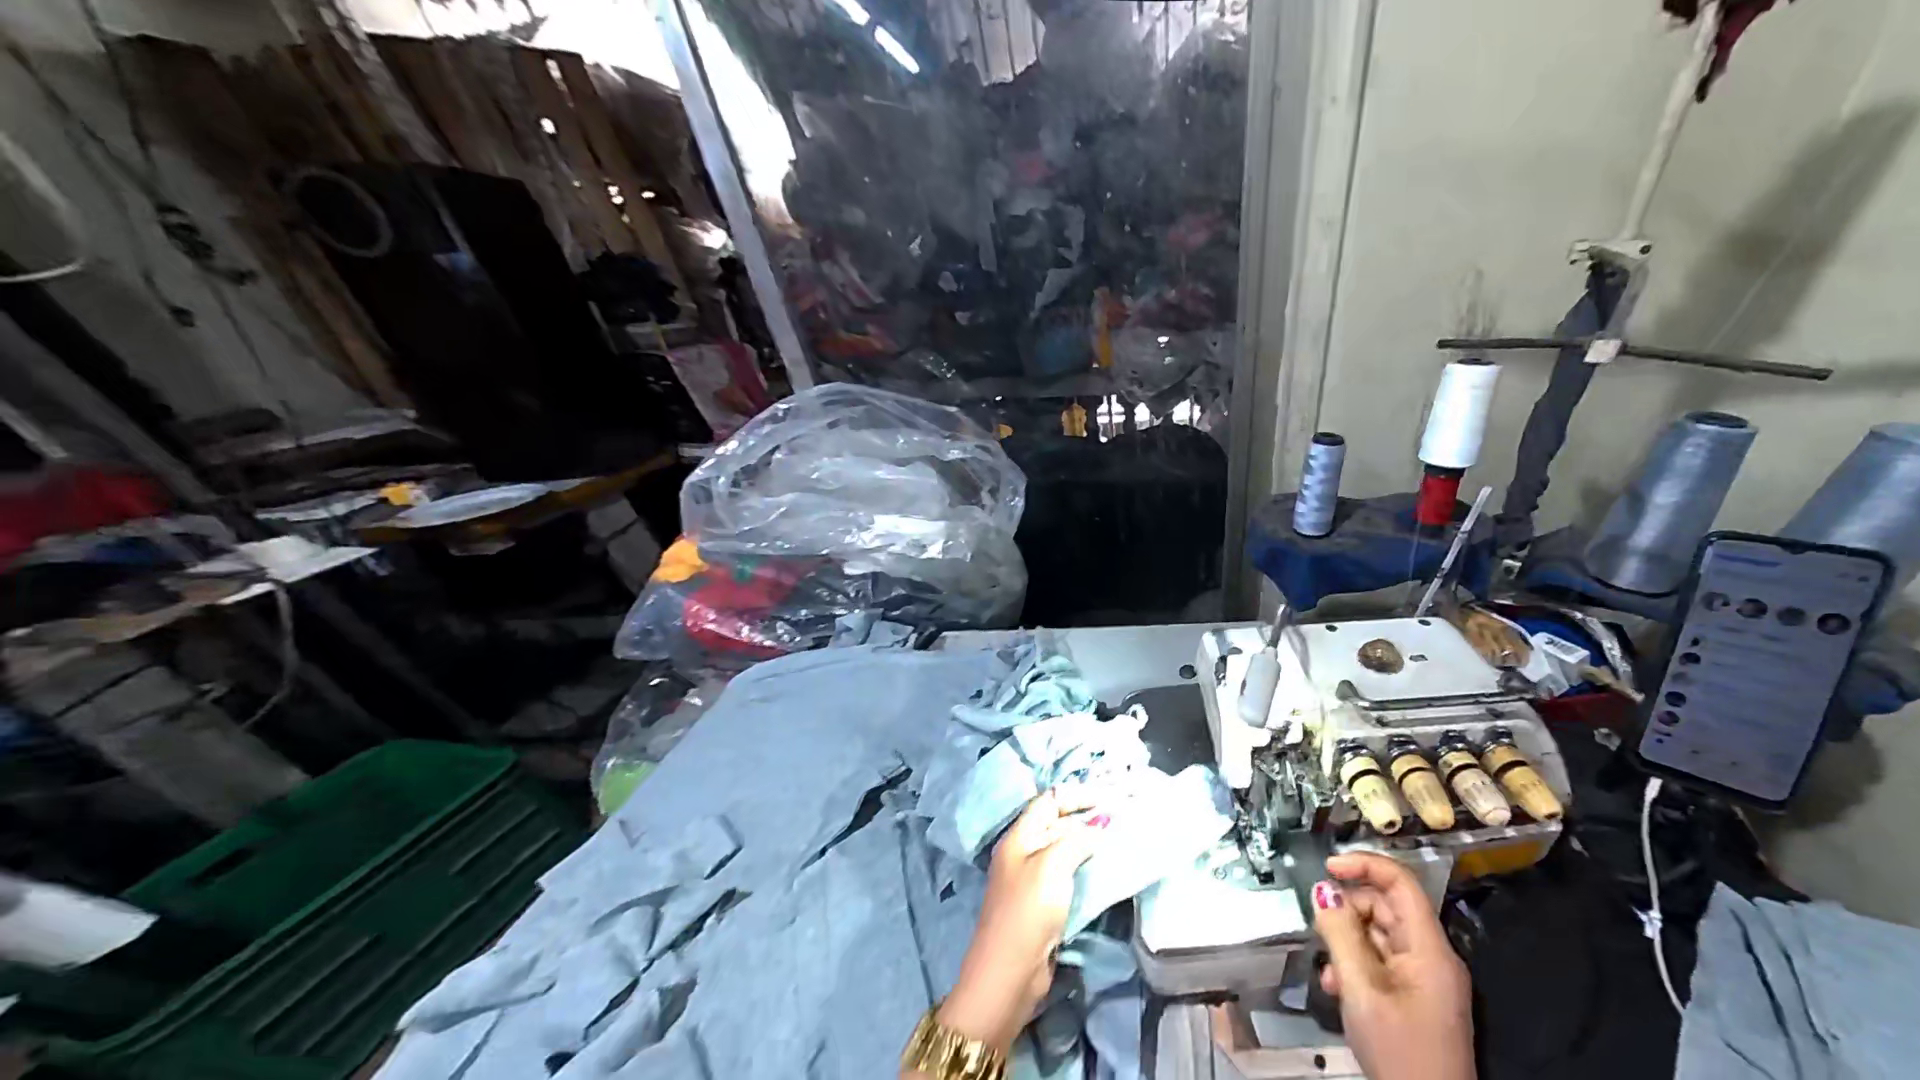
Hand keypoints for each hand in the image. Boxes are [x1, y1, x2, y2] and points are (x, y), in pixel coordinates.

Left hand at [937, 786, 1103, 1050]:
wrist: (1008, 973)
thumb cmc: (1027, 912)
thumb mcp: (1051, 867)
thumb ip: (1076, 840)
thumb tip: (1101, 823)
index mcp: (1018, 837)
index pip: (1048, 802)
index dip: (1077, 795)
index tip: (1110, 798)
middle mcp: (1023, 853)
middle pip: (1056, 823)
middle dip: (1087, 818)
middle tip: (1123, 818)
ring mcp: (1032, 879)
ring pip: (1064, 849)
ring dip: (1090, 843)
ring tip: (1121, 840)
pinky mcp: (1043, 904)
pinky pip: (1068, 874)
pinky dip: (1087, 867)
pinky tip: (1107, 869)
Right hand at [1313, 852, 1474, 1079]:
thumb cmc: (1399, 1051)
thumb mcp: (1361, 989)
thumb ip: (1340, 934)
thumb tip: (1323, 890)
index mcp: (1429, 949)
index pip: (1401, 883)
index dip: (1363, 865)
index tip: (1326, 867)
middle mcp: (1431, 956)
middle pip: (1386, 907)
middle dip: (1348, 910)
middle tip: (1319, 928)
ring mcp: (1425, 978)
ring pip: (1378, 934)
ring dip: (1346, 940)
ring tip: (1327, 968)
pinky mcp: (1415, 997)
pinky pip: (1380, 960)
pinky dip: (1354, 963)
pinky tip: (1336, 986)